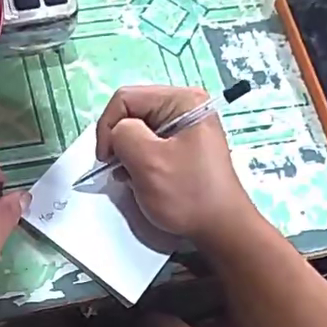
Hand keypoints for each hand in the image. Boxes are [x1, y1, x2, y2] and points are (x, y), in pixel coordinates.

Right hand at [94, 85, 261, 247]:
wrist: (221, 227)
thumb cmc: (187, 195)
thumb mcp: (148, 162)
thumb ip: (124, 136)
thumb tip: (117, 134)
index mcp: (181, 100)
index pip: (125, 99)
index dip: (108, 127)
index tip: (106, 160)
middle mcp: (185, 106)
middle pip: (132, 112)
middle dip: (119, 141)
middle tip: (120, 170)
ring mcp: (186, 127)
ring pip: (139, 130)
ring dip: (128, 154)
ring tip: (134, 177)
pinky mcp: (184, 146)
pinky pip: (151, 144)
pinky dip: (140, 161)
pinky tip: (145, 179)